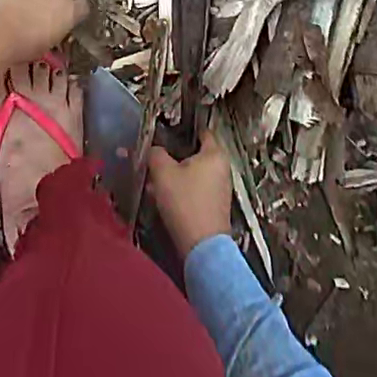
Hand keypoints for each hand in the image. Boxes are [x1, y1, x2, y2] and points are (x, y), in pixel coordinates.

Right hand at [148, 131, 233, 260]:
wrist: (201, 247)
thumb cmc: (185, 202)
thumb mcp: (163, 173)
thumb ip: (156, 154)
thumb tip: (154, 149)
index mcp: (215, 154)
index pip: (202, 132)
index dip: (183, 130)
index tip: (166, 133)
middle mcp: (222, 169)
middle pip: (195, 154)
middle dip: (173, 157)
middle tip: (156, 161)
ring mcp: (221, 189)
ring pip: (193, 174)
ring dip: (174, 176)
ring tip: (154, 183)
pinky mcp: (215, 207)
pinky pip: (196, 190)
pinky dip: (181, 191)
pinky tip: (163, 199)